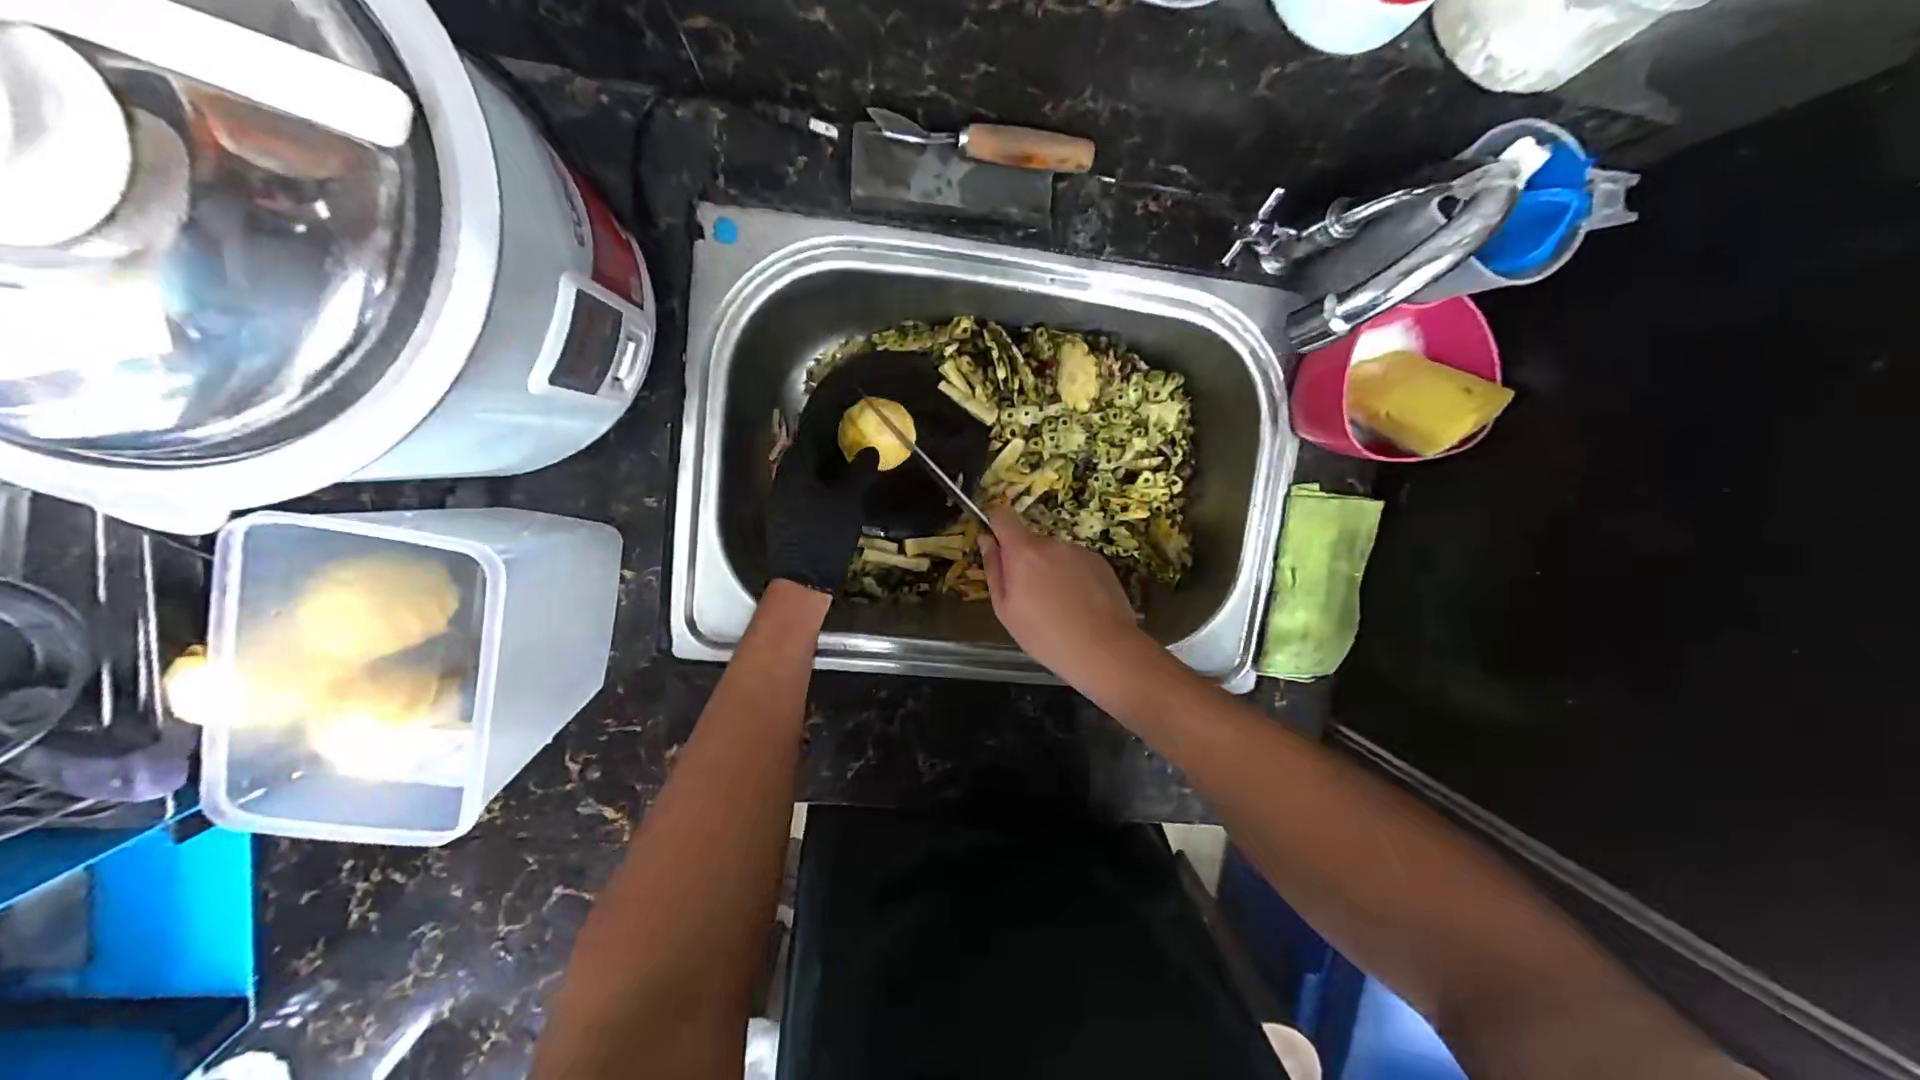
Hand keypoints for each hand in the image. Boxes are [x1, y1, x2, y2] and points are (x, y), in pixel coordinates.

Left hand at [766, 419, 879, 593]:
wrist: (804, 579)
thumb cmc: (825, 535)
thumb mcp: (849, 502)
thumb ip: (859, 473)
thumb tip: (871, 450)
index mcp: (794, 473)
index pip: (806, 437)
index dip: (823, 424)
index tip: (840, 416)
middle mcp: (781, 483)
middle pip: (801, 454)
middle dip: (821, 445)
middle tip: (845, 438)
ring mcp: (779, 502)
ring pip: (799, 474)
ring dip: (818, 466)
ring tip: (841, 462)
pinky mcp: (783, 519)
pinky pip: (799, 490)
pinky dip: (815, 483)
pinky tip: (830, 490)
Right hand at [979, 505, 1151, 679]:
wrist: (1103, 648)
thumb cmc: (1045, 635)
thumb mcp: (1005, 609)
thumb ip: (994, 569)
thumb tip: (987, 541)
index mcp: (1024, 552)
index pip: (1003, 517)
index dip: (996, 527)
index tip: (998, 547)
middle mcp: (1052, 543)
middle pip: (1030, 541)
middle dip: (1026, 561)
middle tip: (1032, 598)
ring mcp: (1079, 551)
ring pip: (1055, 555)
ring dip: (1051, 571)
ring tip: (1060, 606)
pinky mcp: (1100, 562)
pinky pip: (1077, 563)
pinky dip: (1074, 578)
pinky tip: (1080, 605)